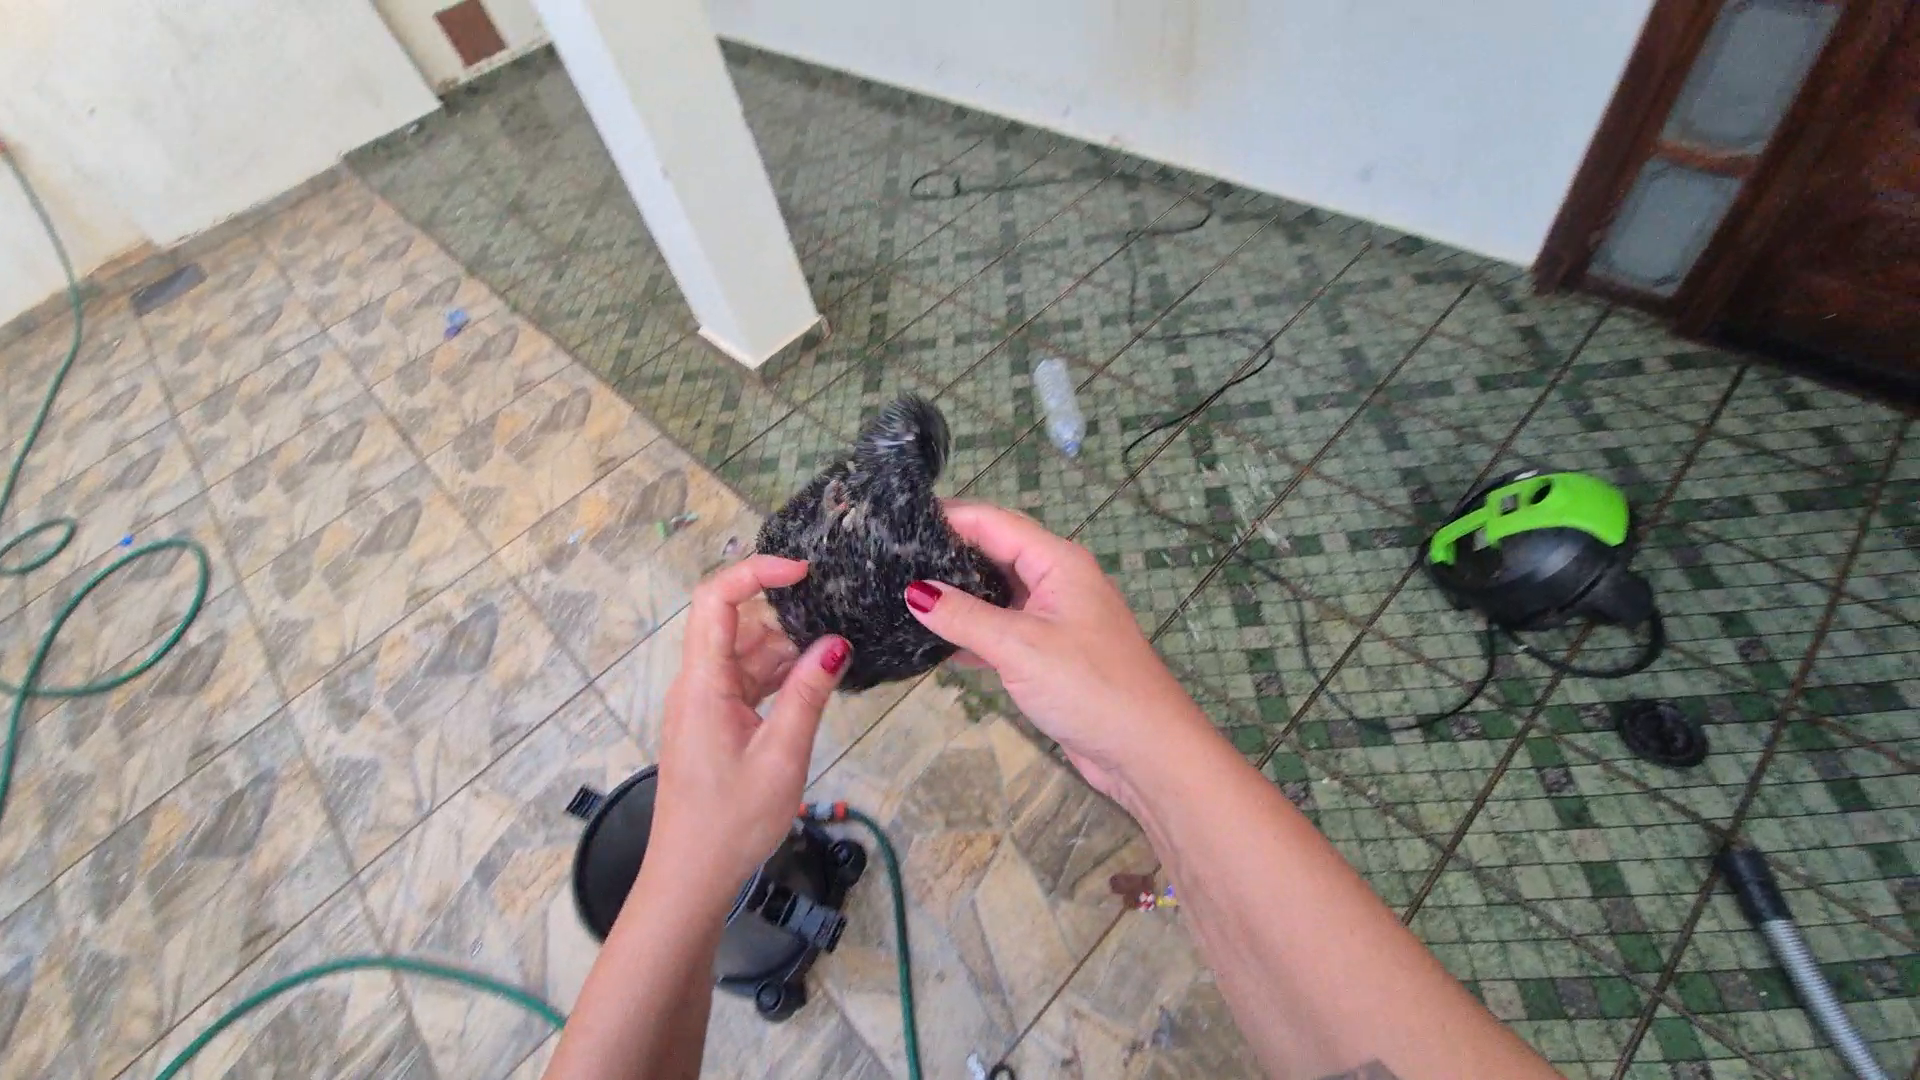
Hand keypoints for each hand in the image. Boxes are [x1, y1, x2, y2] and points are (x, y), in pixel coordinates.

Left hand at [649, 556, 850, 898]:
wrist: (690, 878)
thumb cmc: (732, 821)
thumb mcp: (781, 756)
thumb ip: (808, 694)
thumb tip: (837, 644)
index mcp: (703, 684)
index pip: (715, 601)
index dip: (755, 572)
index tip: (803, 572)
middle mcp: (698, 683)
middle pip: (735, 623)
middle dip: (784, 616)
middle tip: (836, 620)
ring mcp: (706, 702)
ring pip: (746, 652)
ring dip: (787, 649)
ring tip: (835, 654)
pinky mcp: (716, 720)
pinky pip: (749, 680)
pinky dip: (781, 675)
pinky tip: (815, 682)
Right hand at [904, 501, 1212, 804]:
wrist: (1146, 750)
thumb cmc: (1089, 686)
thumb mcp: (1020, 646)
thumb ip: (964, 616)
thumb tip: (913, 591)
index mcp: (1057, 562)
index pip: (993, 523)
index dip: (949, 517)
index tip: (898, 521)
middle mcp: (1056, 580)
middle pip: (994, 552)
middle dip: (948, 554)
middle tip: (891, 559)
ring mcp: (1053, 617)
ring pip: (996, 593)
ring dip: (957, 596)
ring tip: (902, 595)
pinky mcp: (1048, 651)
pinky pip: (1002, 629)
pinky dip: (972, 633)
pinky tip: (934, 643)